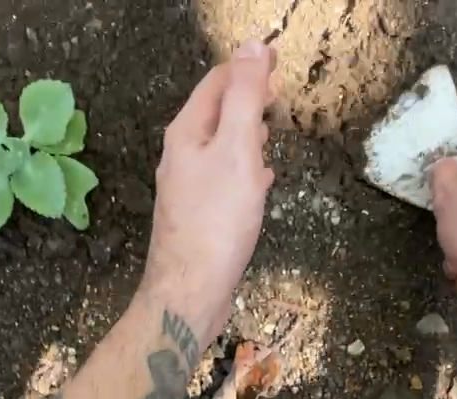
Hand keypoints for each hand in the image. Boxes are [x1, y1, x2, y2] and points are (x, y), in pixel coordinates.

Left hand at [142, 41, 275, 336]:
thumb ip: (244, 98)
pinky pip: (221, 182)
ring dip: (243, 135)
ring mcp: (186, 191)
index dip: (247, 66)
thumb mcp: (237, 151)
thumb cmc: (215, 224)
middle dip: (245, 99)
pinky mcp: (197, 221)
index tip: (276, 61)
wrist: (189, 293)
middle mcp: (180, 159)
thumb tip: (253, 47)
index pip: (216, 83)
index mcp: (187, 135)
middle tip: (275, 93)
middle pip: (214, 115)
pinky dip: (242, 171)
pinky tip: (258, 182)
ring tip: (268, 130)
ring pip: (218, 150)